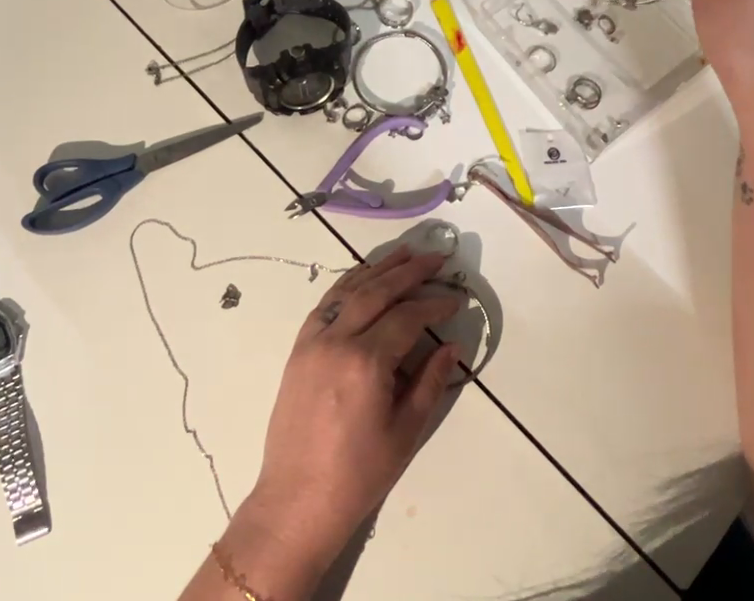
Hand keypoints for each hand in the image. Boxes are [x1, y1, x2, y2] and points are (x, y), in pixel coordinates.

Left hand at [246, 248, 462, 557]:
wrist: (298, 499)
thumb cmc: (359, 474)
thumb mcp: (406, 431)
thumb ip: (430, 381)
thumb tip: (451, 346)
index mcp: (366, 363)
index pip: (407, 317)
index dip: (434, 305)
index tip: (456, 300)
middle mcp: (336, 341)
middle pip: (377, 291)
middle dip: (410, 271)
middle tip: (437, 257)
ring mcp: (312, 342)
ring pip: (349, 291)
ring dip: (378, 268)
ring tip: (406, 253)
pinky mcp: (298, 350)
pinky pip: (326, 306)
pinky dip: (348, 286)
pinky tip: (365, 278)